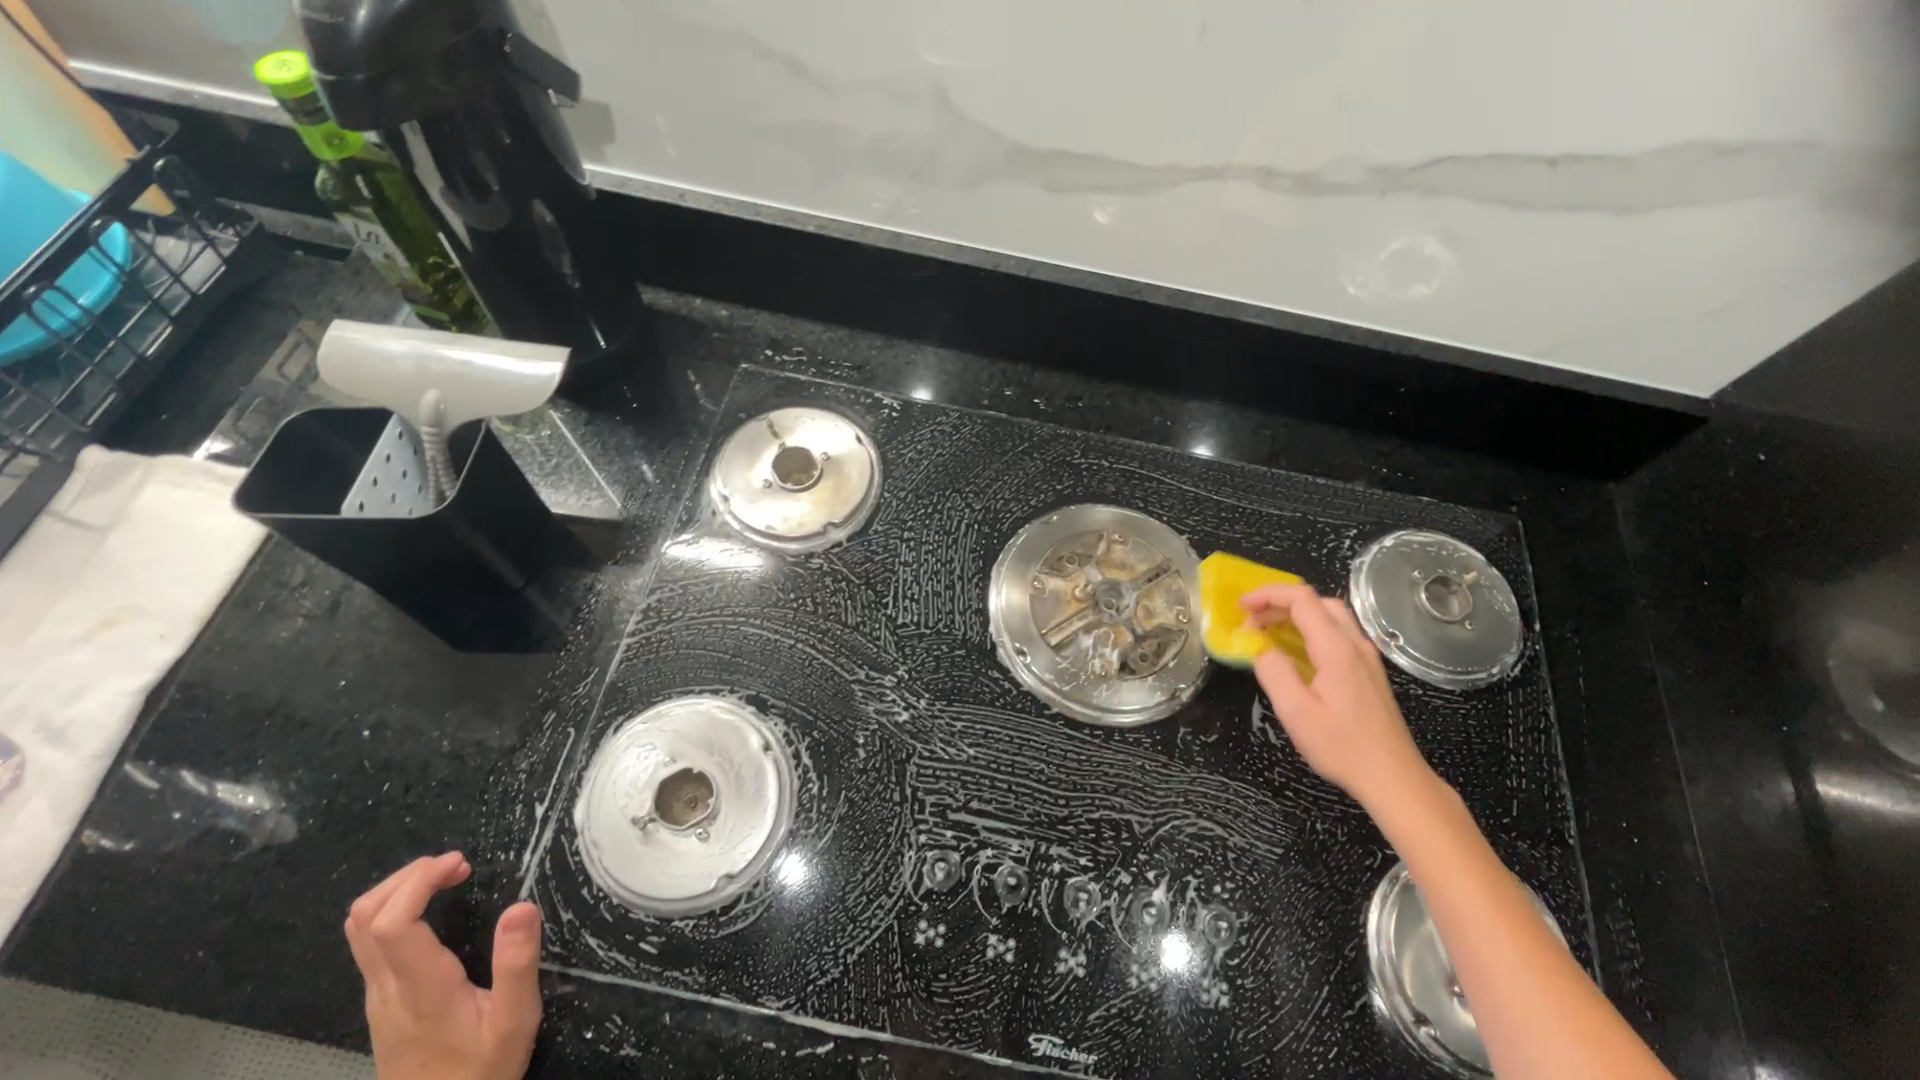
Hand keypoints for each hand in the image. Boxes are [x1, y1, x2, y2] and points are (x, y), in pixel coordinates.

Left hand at [344, 852, 542, 1079]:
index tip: (460, 865)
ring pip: (359, 929)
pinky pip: (371, 944)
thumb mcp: (515, 1021)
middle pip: (363, 916)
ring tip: (446, 880)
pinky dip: (396, 911)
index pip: (390, 922)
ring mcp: (377, 997)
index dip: (417, 881)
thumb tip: (521, 906)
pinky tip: (433, 913)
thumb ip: (517, 964)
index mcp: (420, 988)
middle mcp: (387, 988)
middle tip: (456, 867)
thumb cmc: (482, 1071)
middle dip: (407, 876)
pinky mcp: (380, 1003)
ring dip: (398, 890)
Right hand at [1242, 583, 1435, 808]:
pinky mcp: (1370, 672)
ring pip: (1331, 616)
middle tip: (1252, 621)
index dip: (1268, 594)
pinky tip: (1297, 653)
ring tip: (1269, 633)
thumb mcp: (1296, 713)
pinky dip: (1312, 630)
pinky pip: (1339, 634)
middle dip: (1280, 603)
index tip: (1241, 607)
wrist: (1393, 776)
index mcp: (1336, 649)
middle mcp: (1356, 644)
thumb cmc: (1342, 746)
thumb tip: (1259, 647)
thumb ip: (1274, 672)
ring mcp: (1367, 657)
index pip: (1302, 599)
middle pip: (1318, 601)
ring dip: (1297, 615)